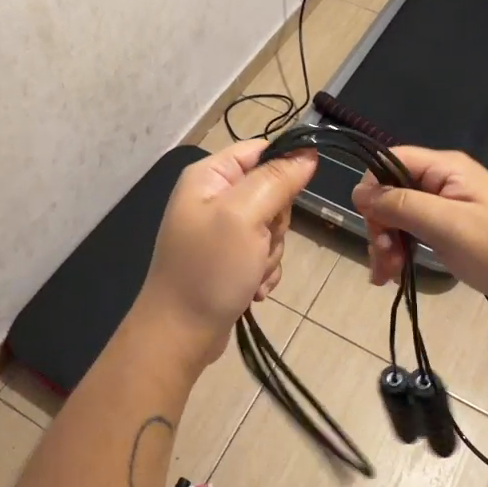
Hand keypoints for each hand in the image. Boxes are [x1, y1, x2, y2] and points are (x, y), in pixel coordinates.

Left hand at [134, 139, 317, 366]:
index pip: (261, 151)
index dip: (285, 168)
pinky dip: (264, 272)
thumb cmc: (209, 270)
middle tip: (260, 243)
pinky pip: (264, 253)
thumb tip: (308, 152)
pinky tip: (252, 290)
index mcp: (209, 176)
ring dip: (271, 253)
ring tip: (252, 274)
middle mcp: (213, 197)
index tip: (293, 198)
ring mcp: (220, 231)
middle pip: (271, 190)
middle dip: (276, 223)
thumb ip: (277, 180)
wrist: (179, 335)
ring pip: (272, 226)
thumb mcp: (245, 216)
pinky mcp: (228, 259)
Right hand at [350, 147, 487, 314]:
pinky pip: (411, 231)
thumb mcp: (448, 226)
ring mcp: (444, 205)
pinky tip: (392, 274)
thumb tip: (358, 192)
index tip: (369, 224)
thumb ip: (401, 205)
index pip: (389, 161)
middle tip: (383, 262)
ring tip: (387, 276)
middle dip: (380, 225)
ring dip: (386, 243)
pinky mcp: (447, 228)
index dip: (372, 188)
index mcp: (445, 168)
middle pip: (390, 191)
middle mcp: (441, 180)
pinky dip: (398, 250)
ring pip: (397, 214)